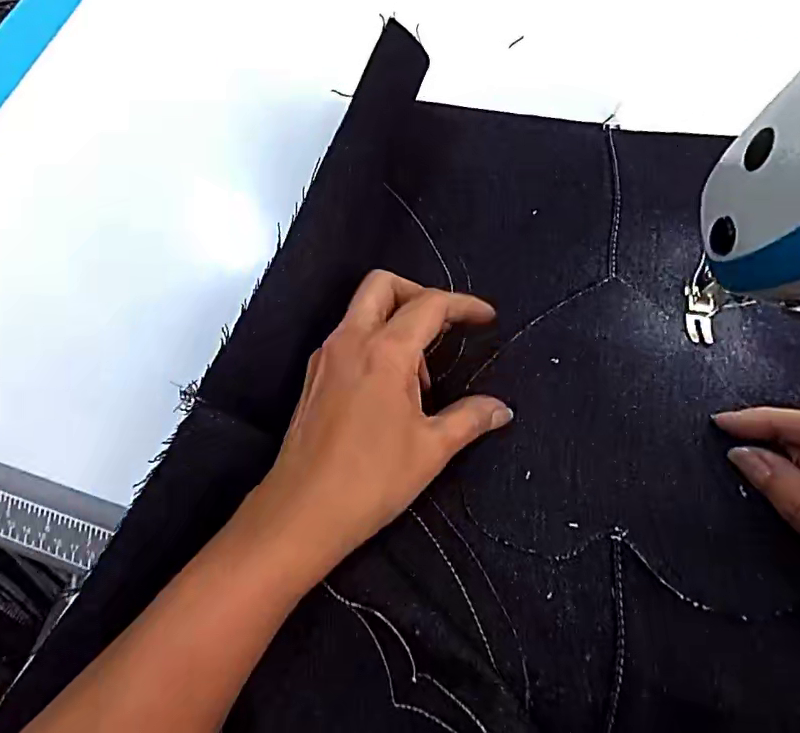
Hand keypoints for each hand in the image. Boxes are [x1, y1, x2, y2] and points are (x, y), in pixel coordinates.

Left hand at [243, 270, 512, 574]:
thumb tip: (501, 409)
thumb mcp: (431, 450)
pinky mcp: (313, 376)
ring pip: (362, 308)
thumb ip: (470, 418)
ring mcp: (327, 356)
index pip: (430, 304)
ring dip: (396, 319)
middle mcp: (350, 341)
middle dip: (420, 293)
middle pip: (384, 285)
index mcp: (384, 351)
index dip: (464, 305)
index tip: (486, 318)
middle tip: (445, 325)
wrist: (299, 515)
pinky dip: (376, 340)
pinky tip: (391, 386)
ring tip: (421, 373)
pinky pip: (349, 335)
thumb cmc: (370, 481)